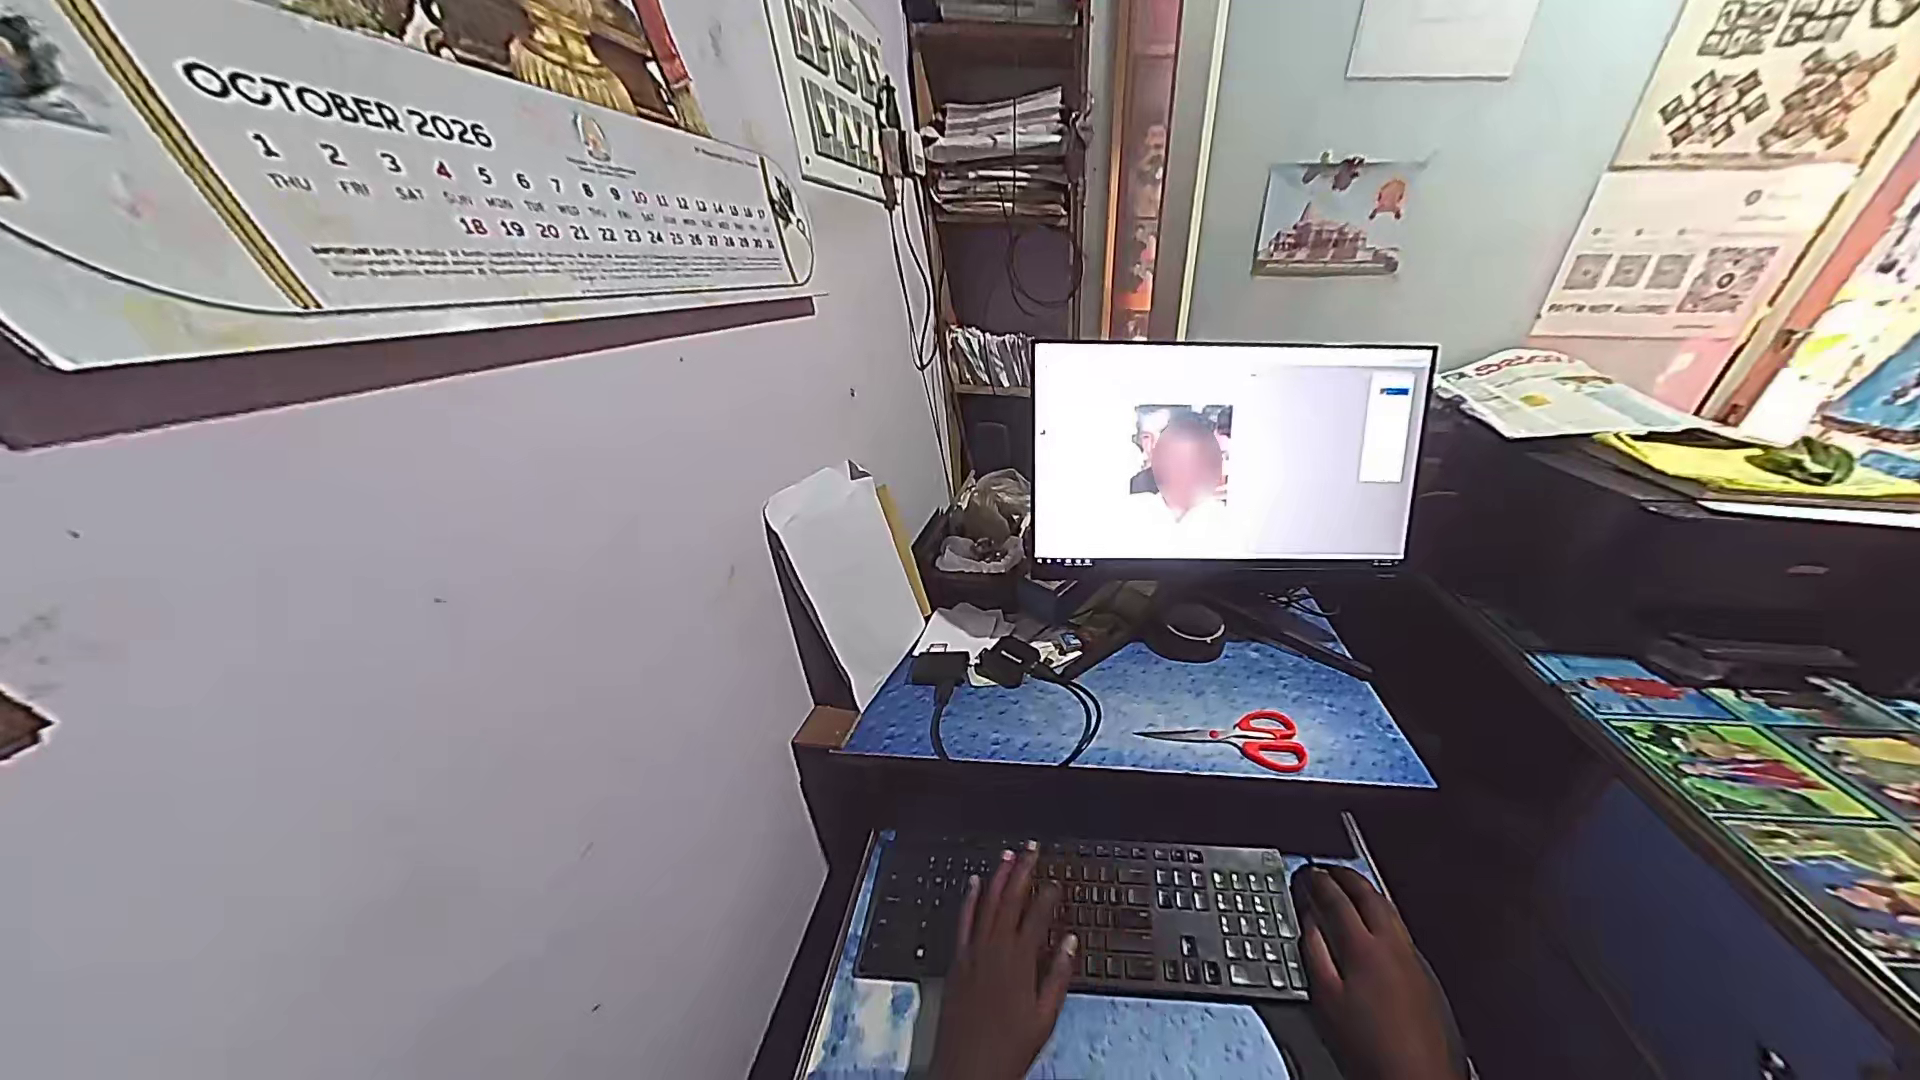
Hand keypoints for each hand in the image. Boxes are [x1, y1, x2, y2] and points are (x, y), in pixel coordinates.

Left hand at [930, 843, 1074, 1079]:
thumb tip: (1069, 942)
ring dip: (998, 876)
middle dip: (1024, 870)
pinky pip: (963, 919)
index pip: (1039, 915)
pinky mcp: (958, 957)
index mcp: (1021, 960)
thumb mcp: (1045, 1017)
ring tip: (1008, 854)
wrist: (969, 1068)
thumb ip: (1058, 976)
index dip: (1049, 895)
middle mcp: (997, 947)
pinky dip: (969, 898)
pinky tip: (973, 881)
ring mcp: (975, 950)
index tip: (1057, 881)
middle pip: (1012, 898)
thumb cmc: (1010, 1047)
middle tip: (1032, 848)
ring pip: (987, 902)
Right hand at [1291, 865, 1460, 1079]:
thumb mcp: (1325, 998)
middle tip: (1328, 868)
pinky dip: (1383, 914)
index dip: (1317, 880)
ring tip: (1350, 886)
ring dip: (1367, 891)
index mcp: (1363, 948)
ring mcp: (1415, 961)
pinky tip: (1373, 924)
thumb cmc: (1369, 1048)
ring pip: (1390, 910)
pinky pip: (1402, 930)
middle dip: (1345, 876)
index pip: (1336, 898)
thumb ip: (1313, 951)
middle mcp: (1393, 947)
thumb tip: (1307, 920)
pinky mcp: (1428, 978)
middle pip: (1369, 895)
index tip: (1306, 873)